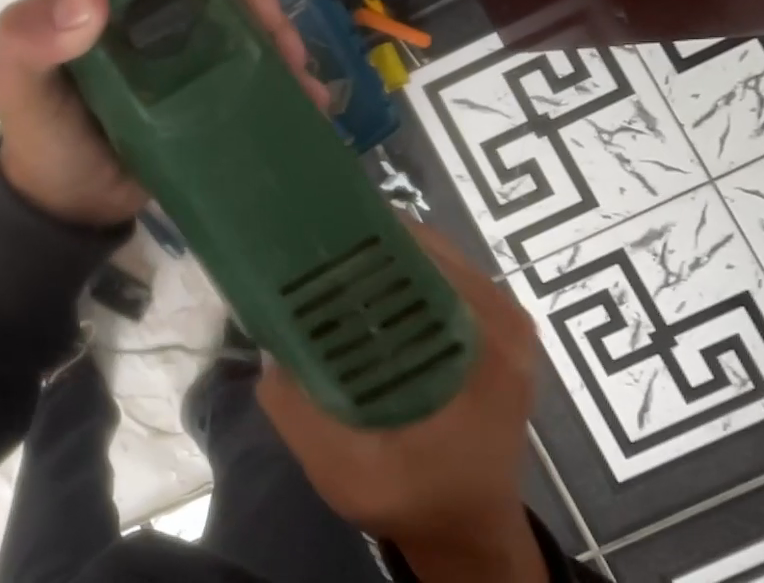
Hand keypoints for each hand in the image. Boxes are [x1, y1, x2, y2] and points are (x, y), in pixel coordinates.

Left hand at [0, 0, 330, 226]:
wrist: (72, 205)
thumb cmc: (41, 134)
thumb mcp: (17, 84)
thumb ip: (29, 38)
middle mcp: (144, 6)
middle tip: (269, 28)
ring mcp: (182, 44)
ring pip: (242, 9)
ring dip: (277, 26)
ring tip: (293, 67)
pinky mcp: (210, 83)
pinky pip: (256, 61)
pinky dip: (287, 71)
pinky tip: (307, 96)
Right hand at [255, 225, 545, 581]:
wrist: (466, 533)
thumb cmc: (414, 497)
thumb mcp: (342, 466)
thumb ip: (296, 404)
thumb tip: (266, 335)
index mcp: (478, 339)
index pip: (412, 247)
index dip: (350, 231)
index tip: (297, 231)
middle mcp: (497, 316)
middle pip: (413, 243)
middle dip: (350, 240)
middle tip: (291, 247)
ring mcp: (495, 320)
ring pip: (417, 256)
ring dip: (363, 257)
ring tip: (308, 265)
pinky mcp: (484, 329)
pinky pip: (425, 278)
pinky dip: (380, 277)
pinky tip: (339, 294)